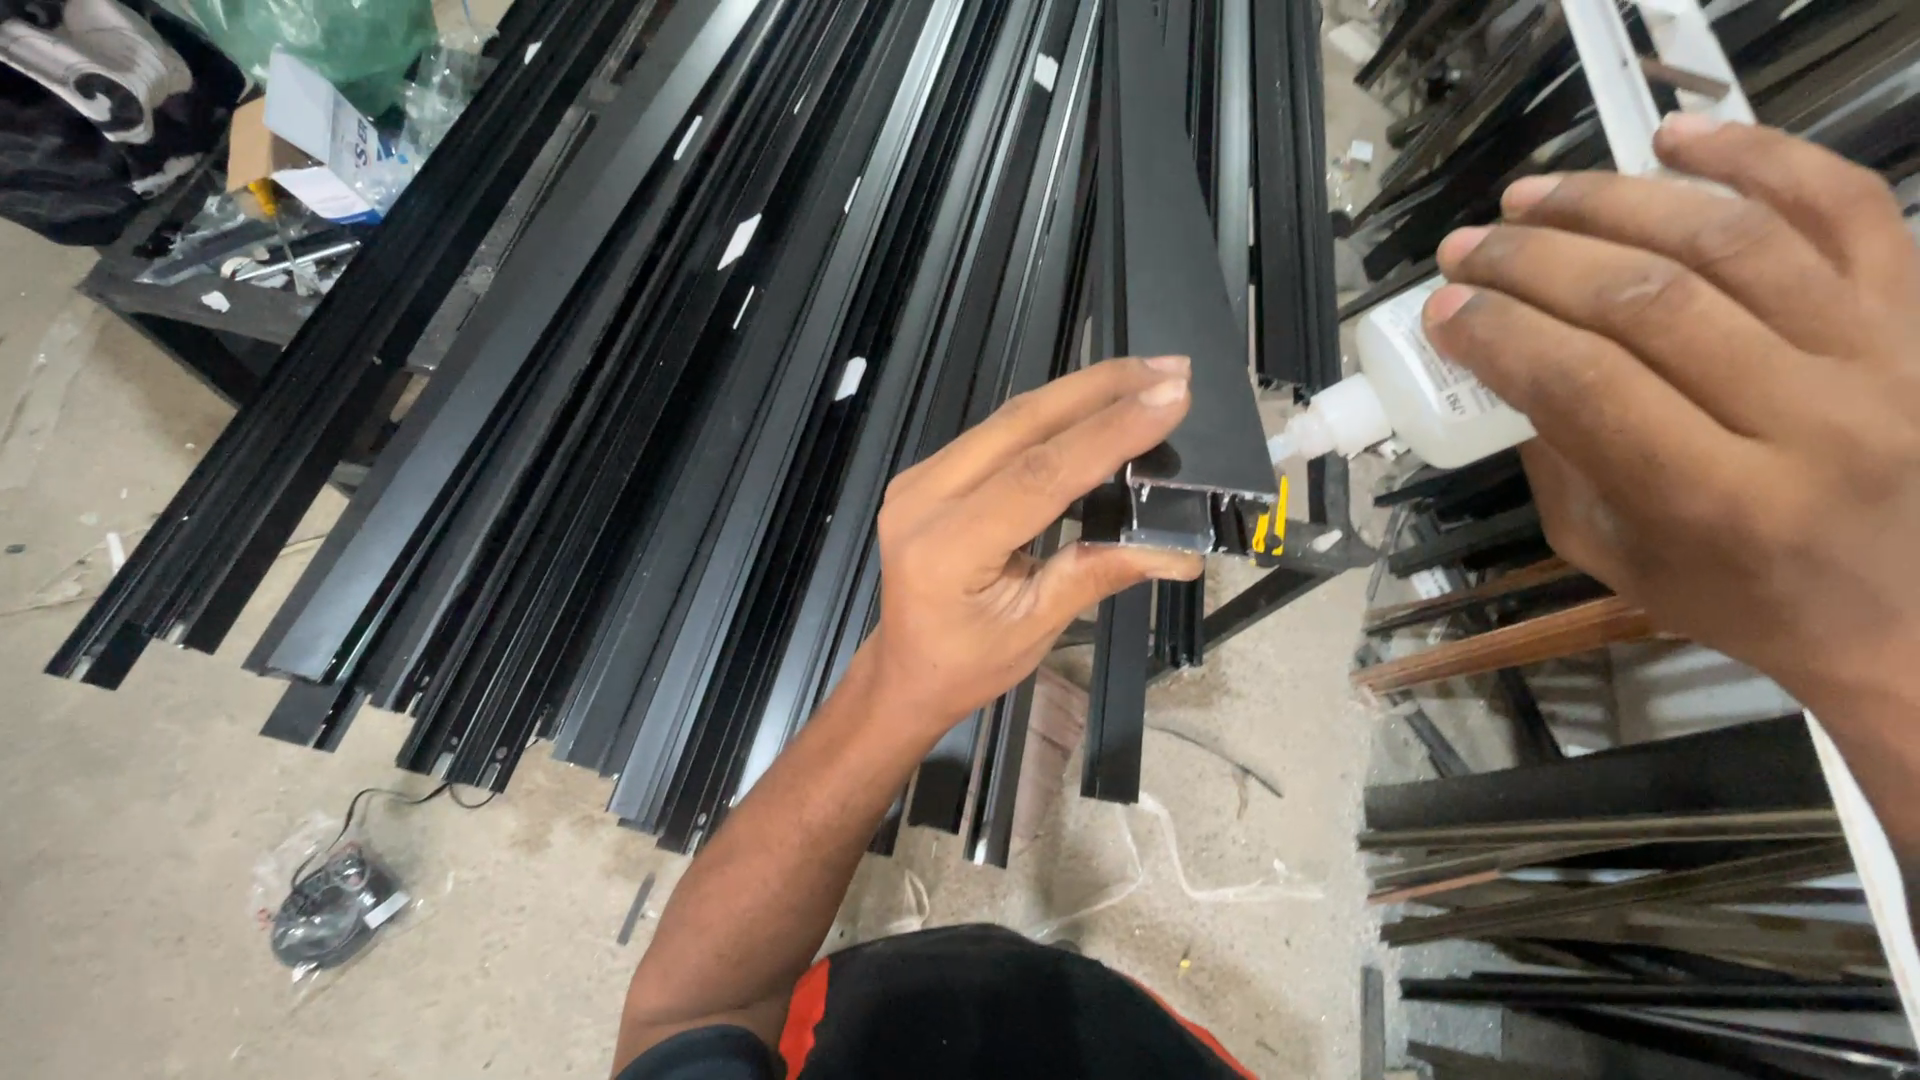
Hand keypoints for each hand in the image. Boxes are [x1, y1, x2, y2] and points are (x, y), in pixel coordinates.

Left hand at [861, 355, 1204, 733]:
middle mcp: (922, 499)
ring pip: (1009, 418)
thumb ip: (1096, 575)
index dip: (1109, 433)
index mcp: (945, 548)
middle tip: (1171, 369)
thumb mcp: (1033, 630)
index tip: (1172, 399)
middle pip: (1020, 425)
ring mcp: (919, 479)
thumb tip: (1179, 550)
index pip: (1038, 476)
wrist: (904, 669)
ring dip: (1081, 392)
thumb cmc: (966, 664)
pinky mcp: (929, 473)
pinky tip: (1097, 403)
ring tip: (1147, 377)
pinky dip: (1053, 413)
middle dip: (1101, 389)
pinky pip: (997, 431)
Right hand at [1422, 116, 1919, 719]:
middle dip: (1533, 262)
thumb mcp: (1605, 550)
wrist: (1902, 610)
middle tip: (1464, 248)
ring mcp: (1879, 354)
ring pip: (1732, 241)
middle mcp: (1808, 418)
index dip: (1498, 334)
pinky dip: (1757, 157)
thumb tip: (1510, 357)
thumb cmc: (1728, 594)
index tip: (1441, 310)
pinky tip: (1675, 138)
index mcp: (1713, 499)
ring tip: (1531, 195)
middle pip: (1649, 301)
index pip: (1585, 384)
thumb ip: (1556, 455)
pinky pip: (1844, 208)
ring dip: (1612, 204)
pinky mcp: (1915, 314)